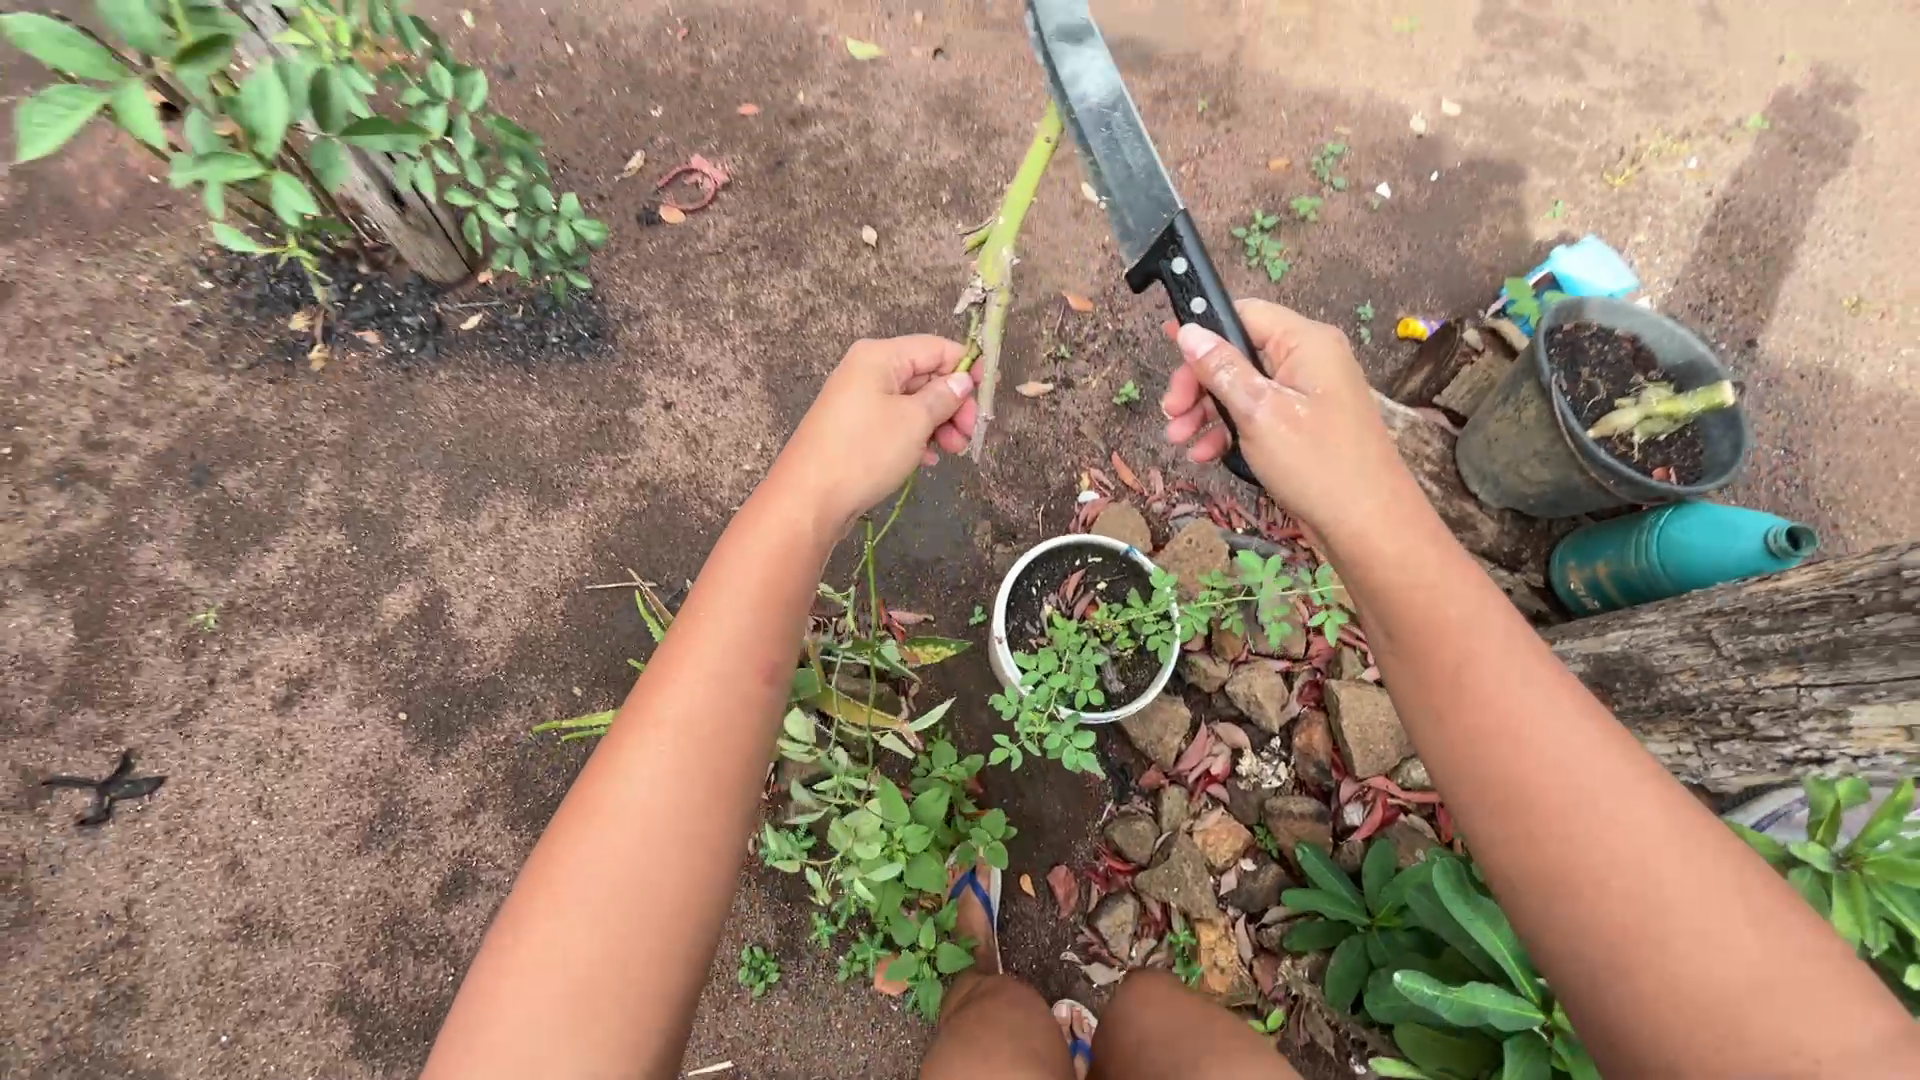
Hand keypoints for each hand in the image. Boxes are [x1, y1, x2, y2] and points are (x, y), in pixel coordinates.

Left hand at [769, 335, 978, 531]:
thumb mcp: (914, 421)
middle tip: (968, 437)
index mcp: (880, 356)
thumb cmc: (864, 452)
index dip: (967, 368)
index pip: (937, 348)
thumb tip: (963, 379)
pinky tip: (927, 458)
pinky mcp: (856, 428)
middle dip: (953, 404)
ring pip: (913, 402)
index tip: (987, 398)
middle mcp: (867, 370)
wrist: (810, 498)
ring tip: (951, 452)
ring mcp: (859, 400)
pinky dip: (916, 436)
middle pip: (926, 375)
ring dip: (938, 424)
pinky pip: (896, 422)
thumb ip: (943, 396)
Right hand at [1160, 299, 1412, 536]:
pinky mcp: (1300, 425)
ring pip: (1241, 388)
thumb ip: (1222, 369)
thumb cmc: (1316, 464)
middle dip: (1198, 383)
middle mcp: (1307, 361)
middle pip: (1238, 354)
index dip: (1203, 329)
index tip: (1167, 350)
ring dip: (1206, 412)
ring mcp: (1305, 394)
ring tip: (1179, 440)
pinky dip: (1228, 430)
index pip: (1245, 314)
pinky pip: (1256, 414)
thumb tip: (1189, 331)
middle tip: (1171, 412)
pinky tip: (1206, 453)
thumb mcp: (1259, 412)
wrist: (1365, 524)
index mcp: (1306, 343)